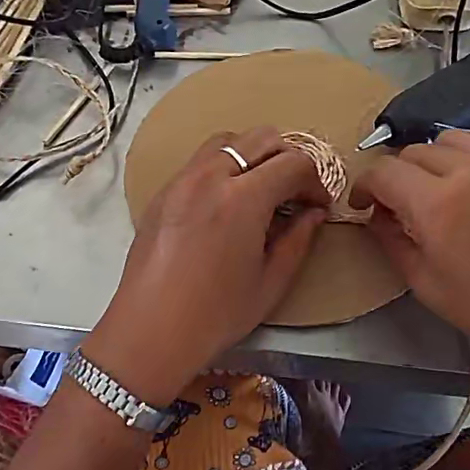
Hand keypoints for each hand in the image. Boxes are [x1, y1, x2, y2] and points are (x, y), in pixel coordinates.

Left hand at [82, 128, 329, 404]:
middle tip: (294, 194)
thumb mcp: (270, 282)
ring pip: (227, 142)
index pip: (293, 163)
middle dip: (288, 160)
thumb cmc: (215, 315)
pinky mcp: (161, 194)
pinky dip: (222, 168)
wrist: (150, 330)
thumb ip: (298, 240)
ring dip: (253, 156)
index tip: (318, 205)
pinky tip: (225, 204)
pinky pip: (199, 162)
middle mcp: (209, 177)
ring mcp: (180, 182)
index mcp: (243, 198)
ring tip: (260, 192)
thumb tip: (313, 213)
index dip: (315, 181)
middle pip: (261, 138)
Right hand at [351, 130, 469, 364]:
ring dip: (434, 161)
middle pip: (413, 150)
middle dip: (398, 175)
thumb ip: (394, 243)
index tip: (365, 205)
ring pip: (450, 139)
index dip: (365, 186)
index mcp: (436, 204)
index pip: (382, 171)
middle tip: (403, 206)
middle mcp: (469, 170)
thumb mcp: (429, 286)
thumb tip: (376, 218)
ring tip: (441, 192)